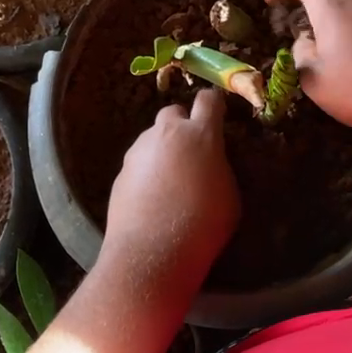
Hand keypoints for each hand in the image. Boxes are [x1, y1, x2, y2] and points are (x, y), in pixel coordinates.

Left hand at [102, 88, 239, 297]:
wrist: (152, 252)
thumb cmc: (203, 224)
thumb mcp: (230, 194)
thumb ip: (220, 167)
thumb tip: (211, 162)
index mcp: (200, 134)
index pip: (209, 100)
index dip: (215, 104)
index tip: (219, 112)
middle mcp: (166, 134)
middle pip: (174, 113)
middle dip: (183, 125)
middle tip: (192, 149)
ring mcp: (139, 151)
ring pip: (153, 137)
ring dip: (164, 149)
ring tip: (171, 179)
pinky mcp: (121, 171)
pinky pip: (139, 162)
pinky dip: (148, 171)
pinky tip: (152, 196)